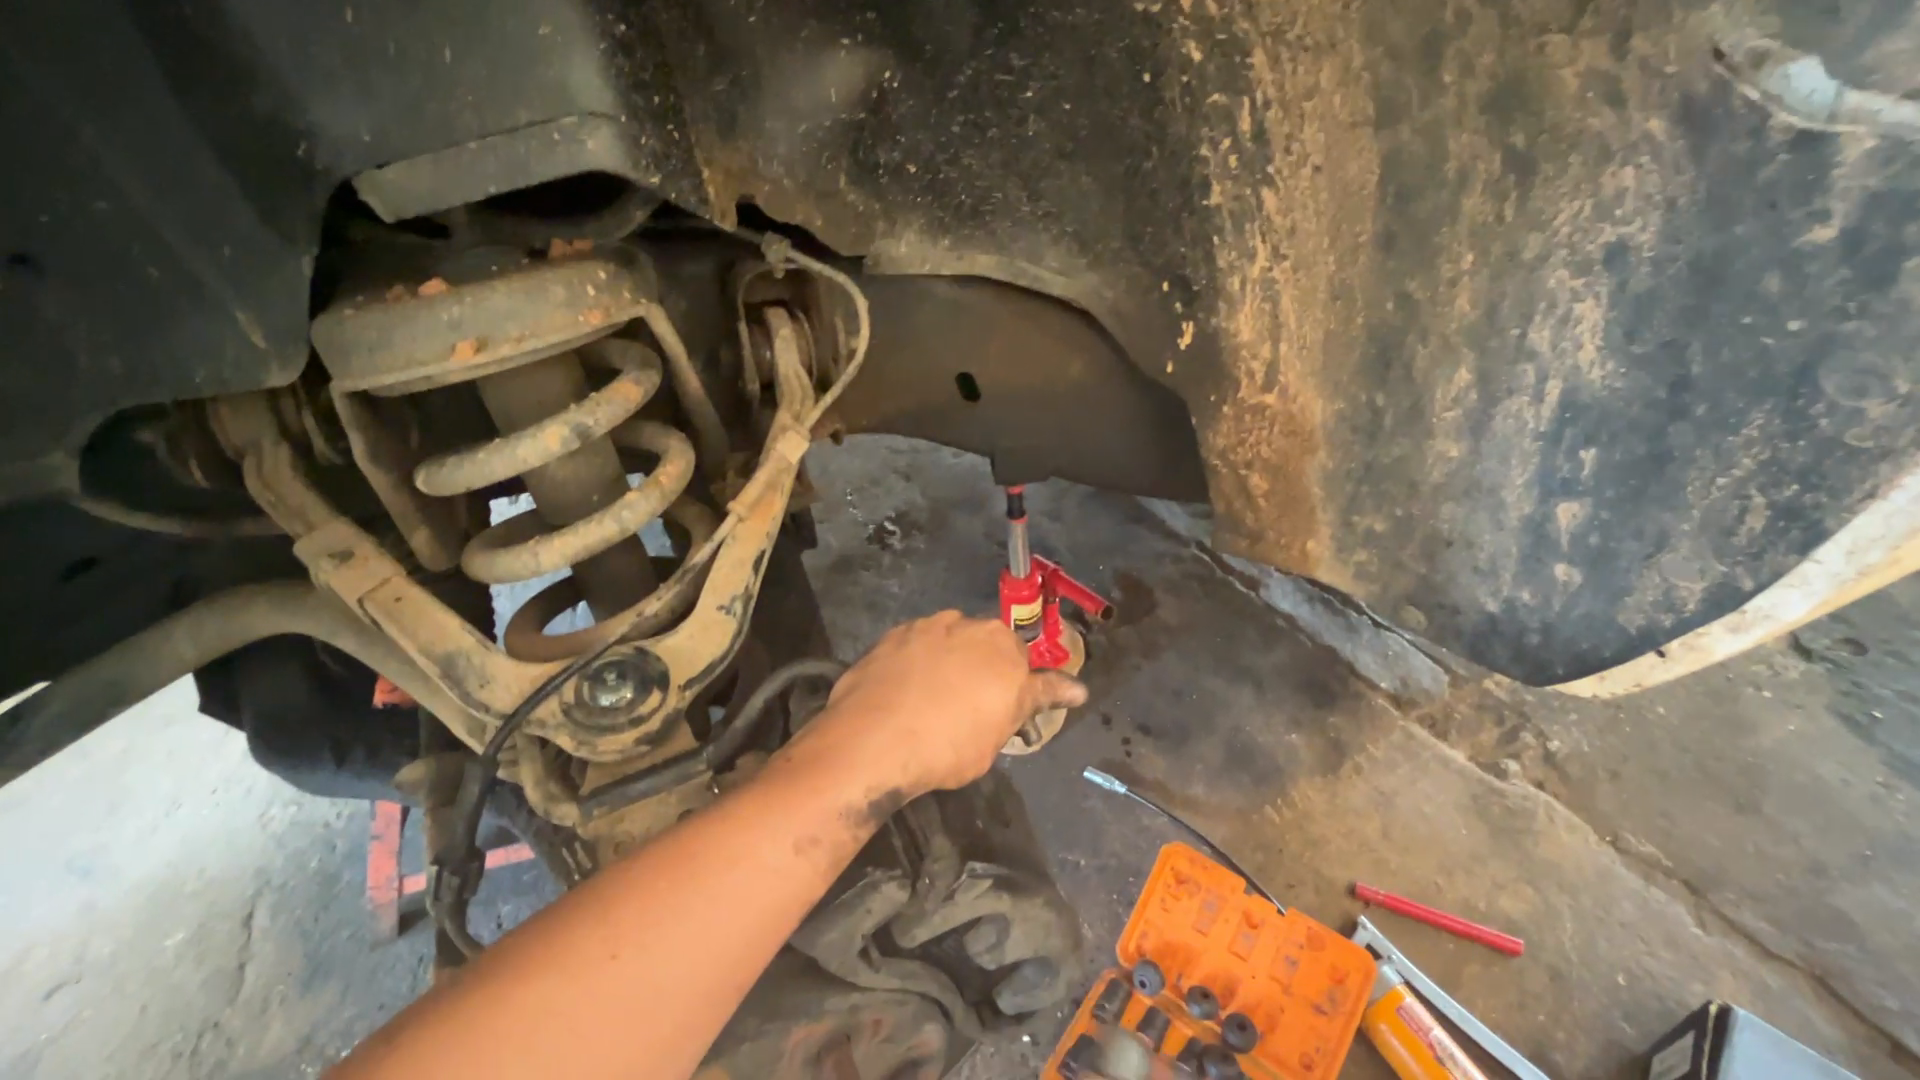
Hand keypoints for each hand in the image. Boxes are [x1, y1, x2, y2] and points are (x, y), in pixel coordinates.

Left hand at [784, 611, 1087, 797]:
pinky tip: (905, 689)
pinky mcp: (893, 634)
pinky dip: (916, 661)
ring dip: (949, 659)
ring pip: (950, 639)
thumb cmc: (947, 747)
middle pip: (988, 644)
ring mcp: (928, 626)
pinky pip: (916, 644)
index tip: (1017, 700)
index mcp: (1005, 651)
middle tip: (971, 704)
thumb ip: (1032, 702)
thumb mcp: (998, 735)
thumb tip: (1077, 689)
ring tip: (932, 696)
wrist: (873, 741)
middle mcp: (970, 626)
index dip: (1020, 687)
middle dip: (985, 668)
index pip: (1027, 665)